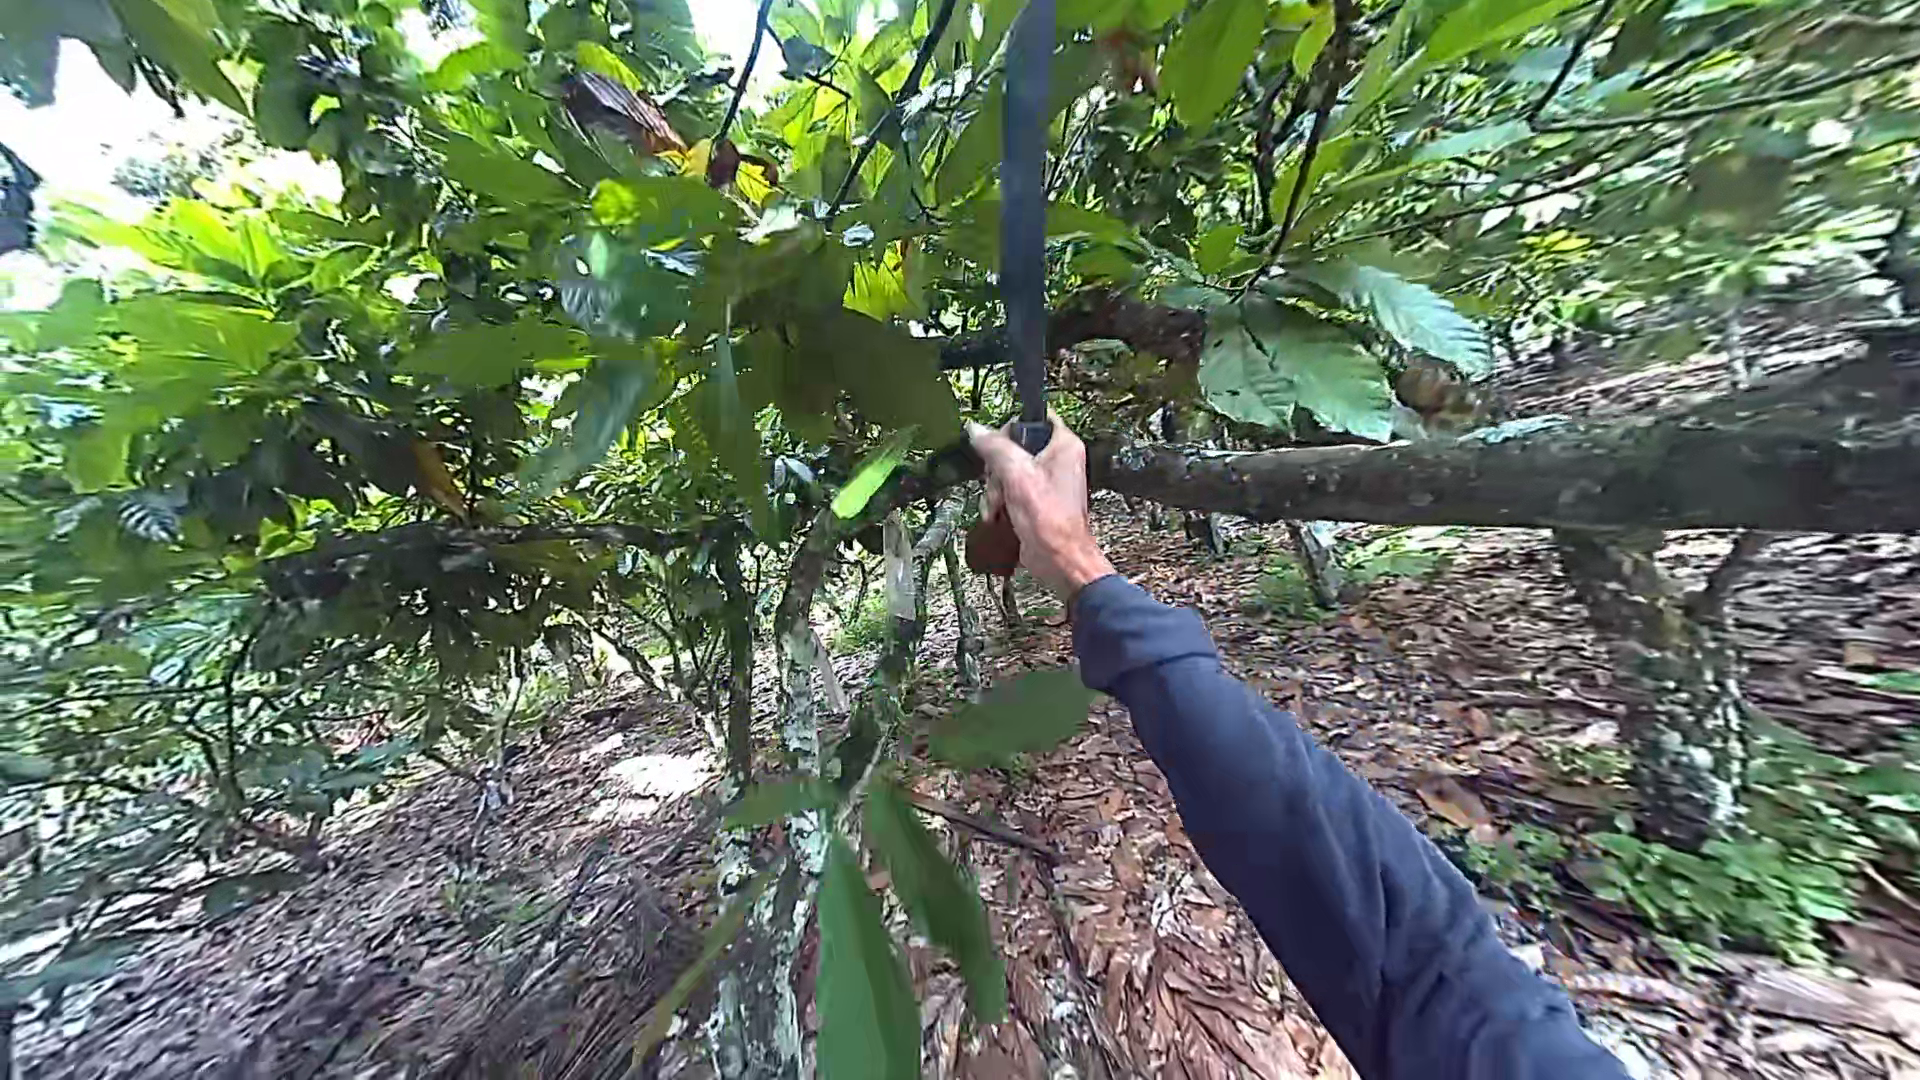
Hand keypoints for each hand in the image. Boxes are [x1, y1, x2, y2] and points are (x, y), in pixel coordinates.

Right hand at [968, 413, 1116, 599]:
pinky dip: (1000, 501)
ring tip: (998, 506)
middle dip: (997, 469)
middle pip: (1013, 447)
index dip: (1011, 429)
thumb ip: (996, 448)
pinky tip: (998, 515)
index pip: (1034, 417)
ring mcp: (1046, 481)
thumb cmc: (1051, 522)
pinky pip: (1009, 489)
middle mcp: (1058, 460)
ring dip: (995, 489)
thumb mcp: (1017, 476)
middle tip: (998, 483)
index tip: (999, 446)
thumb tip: (976, 430)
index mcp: (1063, 445)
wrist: (1060, 560)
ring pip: (1007, 470)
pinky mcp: (1036, 500)